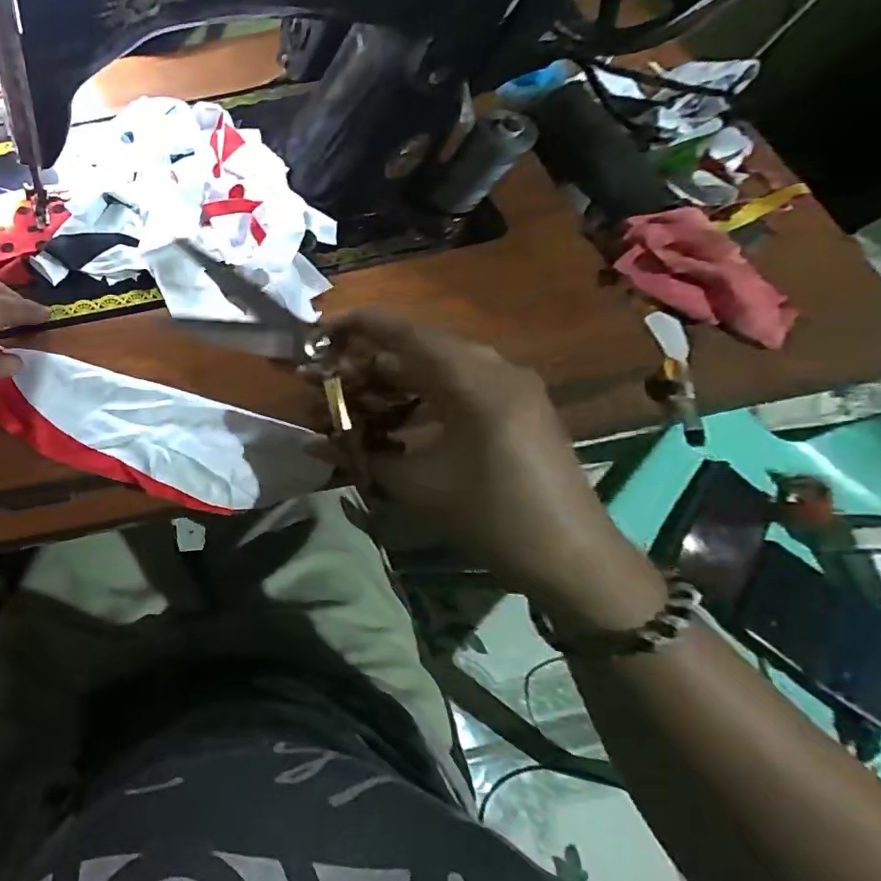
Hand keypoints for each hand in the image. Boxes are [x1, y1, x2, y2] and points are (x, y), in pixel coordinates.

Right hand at [324, 310, 663, 630]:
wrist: (569, 555)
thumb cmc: (488, 514)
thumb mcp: (414, 485)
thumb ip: (360, 456)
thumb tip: (311, 444)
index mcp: (472, 381)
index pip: (405, 333)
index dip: (359, 325)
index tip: (319, 331)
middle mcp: (494, 370)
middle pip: (419, 347)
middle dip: (368, 359)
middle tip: (326, 377)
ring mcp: (511, 386)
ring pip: (439, 365)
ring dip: (393, 379)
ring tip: (352, 399)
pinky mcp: (518, 406)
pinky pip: (460, 383)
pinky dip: (421, 393)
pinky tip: (394, 418)